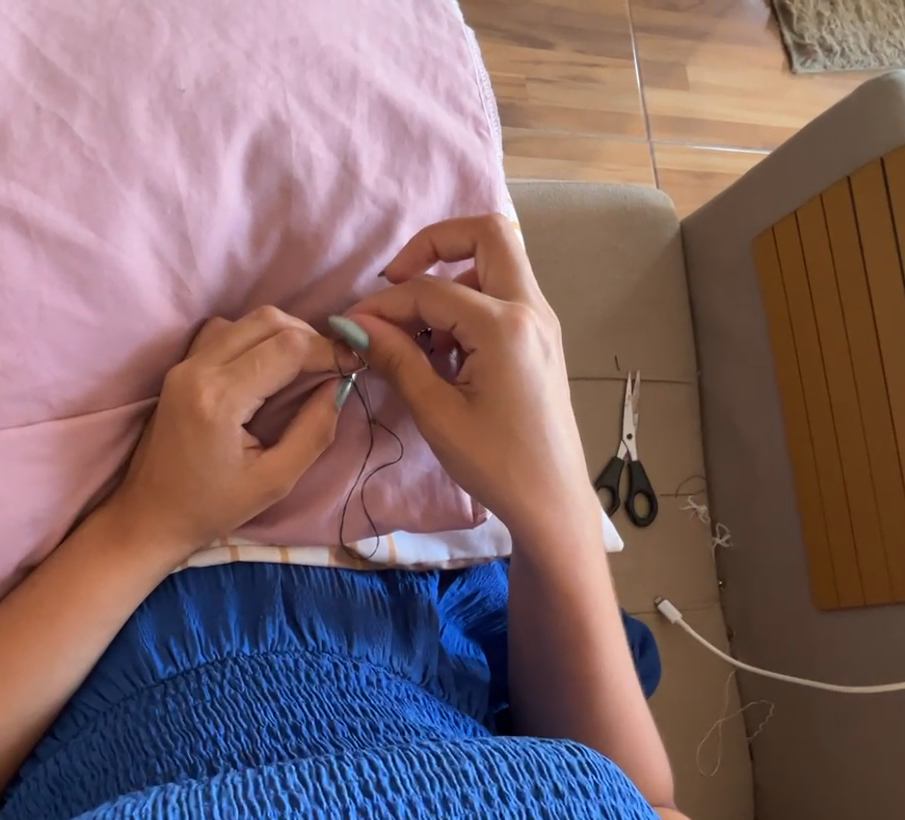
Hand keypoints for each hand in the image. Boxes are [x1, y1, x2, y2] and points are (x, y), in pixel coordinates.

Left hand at [104, 307, 345, 557]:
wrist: (150, 516)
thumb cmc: (212, 508)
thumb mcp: (275, 481)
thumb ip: (314, 431)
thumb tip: (340, 386)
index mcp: (221, 400)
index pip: (288, 347)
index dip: (329, 349)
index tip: (354, 364)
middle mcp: (198, 370)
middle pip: (268, 321)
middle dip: (309, 336)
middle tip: (333, 363)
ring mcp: (184, 366)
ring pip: (245, 321)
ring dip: (282, 334)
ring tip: (306, 365)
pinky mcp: (179, 370)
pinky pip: (224, 333)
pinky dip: (255, 338)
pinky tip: (268, 366)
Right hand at [343, 215, 597, 549]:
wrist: (552, 501)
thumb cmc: (496, 463)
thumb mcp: (438, 414)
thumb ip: (398, 359)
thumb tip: (356, 325)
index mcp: (504, 326)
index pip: (431, 290)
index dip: (385, 304)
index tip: (352, 324)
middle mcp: (531, 308)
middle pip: (487, 233)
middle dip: (434, 245)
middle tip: (396, 282)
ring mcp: (542, 322)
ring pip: (498, 262)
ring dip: (453, 277)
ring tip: (419, 332)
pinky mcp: (541, 339)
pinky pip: (503, 296)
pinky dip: (469, 303)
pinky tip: (445, 350)